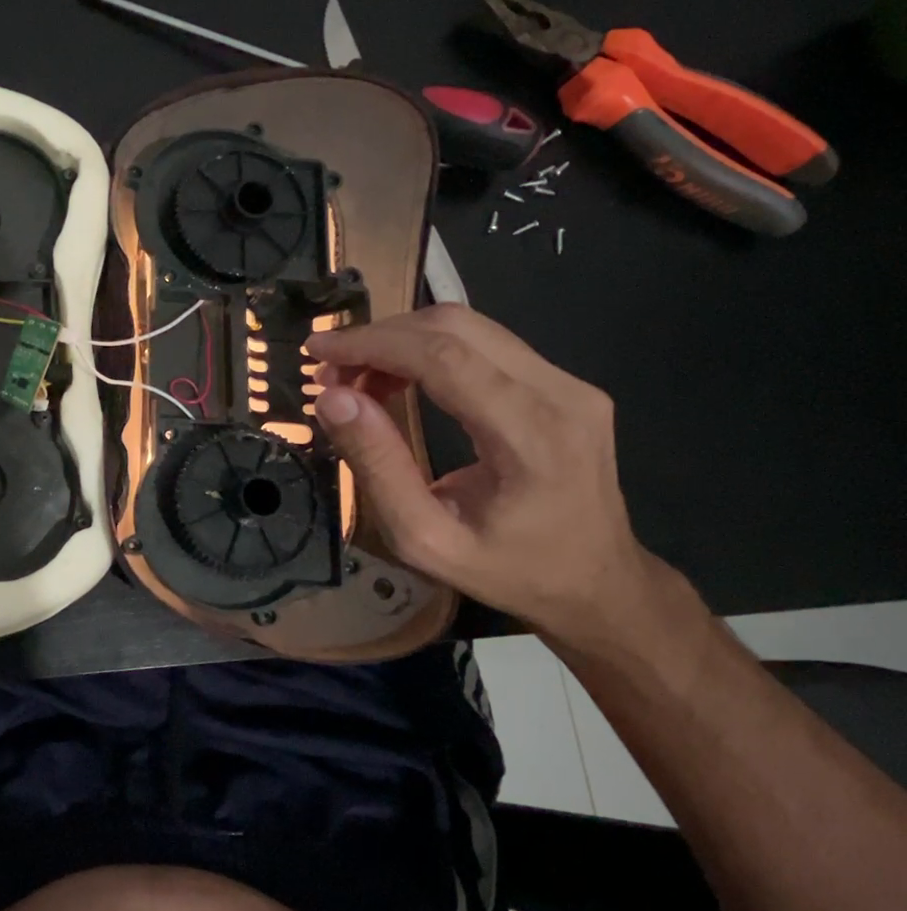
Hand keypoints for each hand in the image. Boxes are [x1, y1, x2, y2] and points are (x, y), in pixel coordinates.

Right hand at [307, 305, 669, 642]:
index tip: (317, 351)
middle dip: (380, 338)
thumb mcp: (424, 538)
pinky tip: (395, 381)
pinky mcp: (563, 383)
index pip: (445, 357)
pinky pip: (484, 345)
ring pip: (469, 328)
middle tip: (330, 374)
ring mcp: (569, 382)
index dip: (373, 344)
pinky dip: (427, 352)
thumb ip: (379, 467)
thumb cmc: (506, 570)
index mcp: (533, 435)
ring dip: (400, 342)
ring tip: (355, 381)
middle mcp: (561, 392)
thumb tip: (333, 400)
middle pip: (456, 328)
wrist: (593, 582)